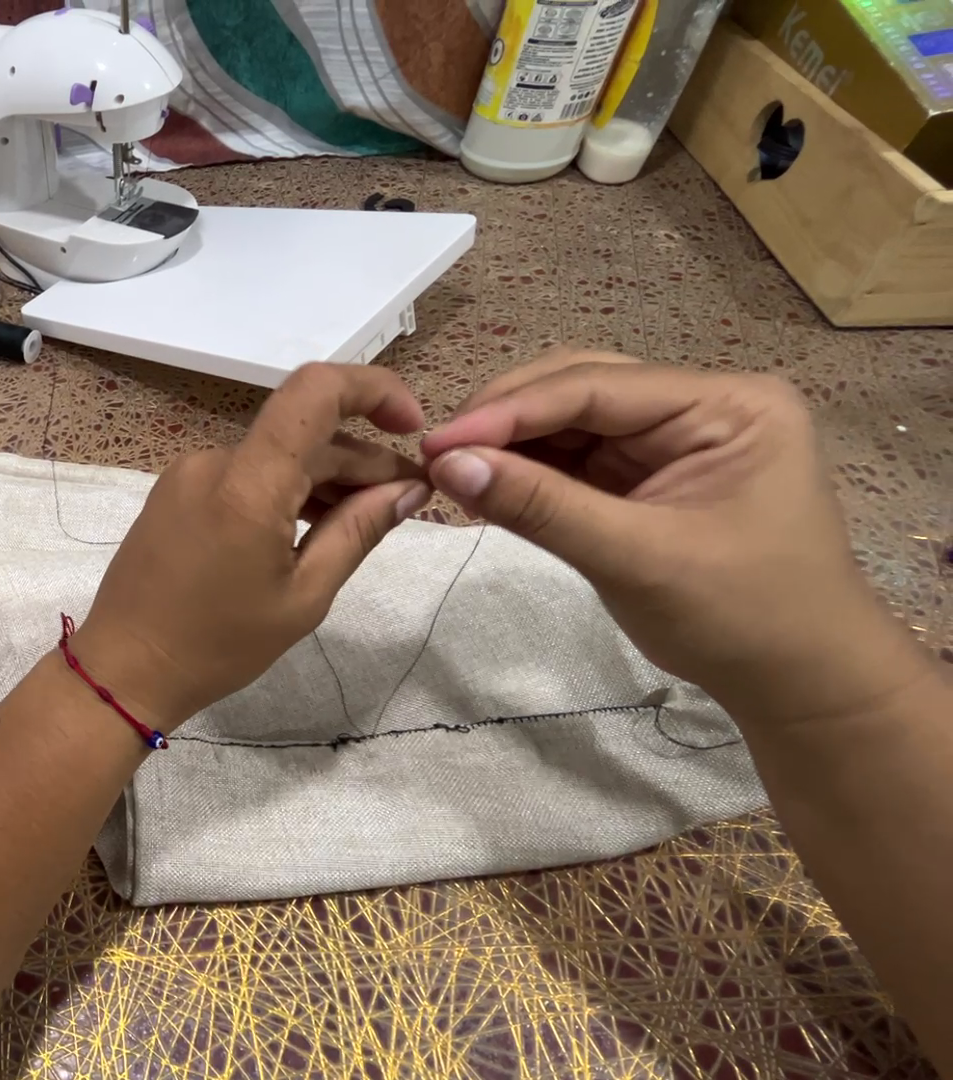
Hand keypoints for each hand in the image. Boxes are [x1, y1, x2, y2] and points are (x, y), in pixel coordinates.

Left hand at [71, 364, 429, 729]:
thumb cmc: (217, 644)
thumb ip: (357, 531)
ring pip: (272, 456)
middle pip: (302, 434)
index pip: (314, 391)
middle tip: (406, 500)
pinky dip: (282, 489)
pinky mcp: (174, 492)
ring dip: (322, 477)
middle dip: (361, 459)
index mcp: (246, 483)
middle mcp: (212, 462)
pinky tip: (310, 524)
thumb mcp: (303, 596)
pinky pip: (241, 475)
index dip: (373, 389)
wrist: (125, 666)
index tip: (410, 427)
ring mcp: (187, 475)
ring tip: (363, 519)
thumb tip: (408, 488)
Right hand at [421, 349, 933, 727]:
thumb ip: (538, 505)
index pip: (594, 387)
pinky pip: (559, 456)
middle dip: (500, 418)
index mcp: (724, 406)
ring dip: (500, 443)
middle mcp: (692, 406)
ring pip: (557, 419)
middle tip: (436, 457)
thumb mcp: (635, 557)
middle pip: (571, 386)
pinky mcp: (631, 473)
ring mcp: (660, 439)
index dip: (506, 412)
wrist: (791, 675)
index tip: (435, 445)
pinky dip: (514, 470)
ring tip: (448, 475)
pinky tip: (477, 488)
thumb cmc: (739, 613)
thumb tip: (444, 466)